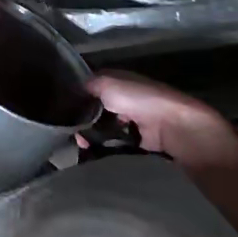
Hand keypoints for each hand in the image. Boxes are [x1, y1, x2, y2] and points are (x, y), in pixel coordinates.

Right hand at [86, 72, 237, 166]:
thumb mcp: (108, 84)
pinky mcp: (140, 142)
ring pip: (106, 129)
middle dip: (84, 121)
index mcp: (121, 82)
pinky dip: (106, 149)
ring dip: (94, 137)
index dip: (78, 97)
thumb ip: (89, 85)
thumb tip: (74, 91)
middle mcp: (127, 100)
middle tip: (71, 134)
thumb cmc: (140, 100)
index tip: (63, 110)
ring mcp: (135, 122)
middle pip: (99, 111)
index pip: (93, 88)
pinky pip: (116, 145)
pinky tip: (94, 155)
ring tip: (81, 147)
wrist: (174, 127)